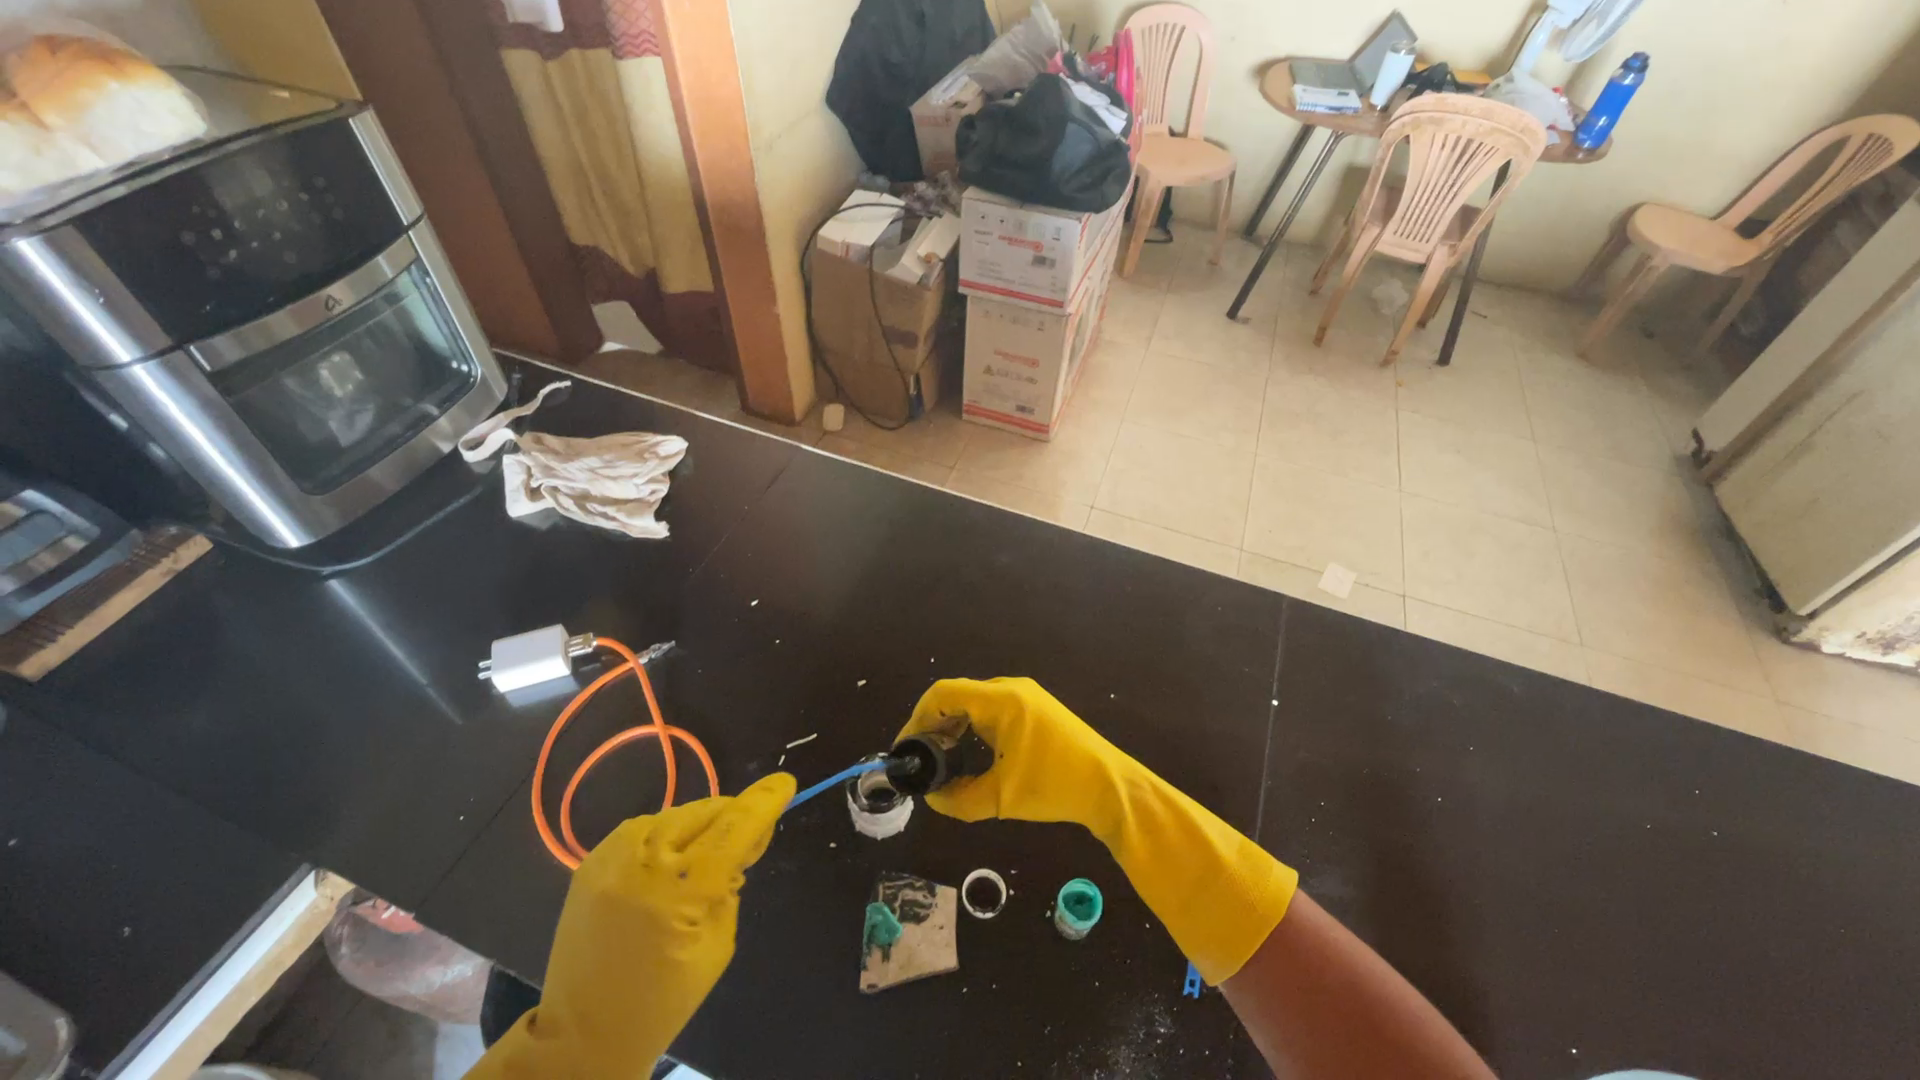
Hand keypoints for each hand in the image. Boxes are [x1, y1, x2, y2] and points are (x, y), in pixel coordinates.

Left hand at [466, 772, 794, 1078]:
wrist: (583, 1032)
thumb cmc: (665, 999)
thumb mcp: (718, 944)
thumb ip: (732, 885)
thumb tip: (744, 843)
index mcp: (679, 890)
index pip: (734, 827)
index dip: (764, 802)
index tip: (786, 782)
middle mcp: (642, 861)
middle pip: (705, 812)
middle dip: (734, 816)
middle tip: (751, 841)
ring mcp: (610, 856)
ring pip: (675, 814)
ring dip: (701, 825)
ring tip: (707, 855)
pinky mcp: (590, 860)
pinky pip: (644, 827)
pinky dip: (667, 834)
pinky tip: (670, 861)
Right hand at [897, 678, 1294, 985]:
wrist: (1110, 787)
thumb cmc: (1055, 788)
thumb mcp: (1000, 799)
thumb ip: (958, 798)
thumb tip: (931, 799)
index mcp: (1001, 700)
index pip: (943, 693)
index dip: (917, 718)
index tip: (907, 749)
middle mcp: (1011, 689)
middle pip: (957, 696)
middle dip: (933, 725)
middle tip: (921, 759)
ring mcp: (1027, 697)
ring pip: (975, 703)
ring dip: (954, 727)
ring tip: (941, 759)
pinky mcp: (1036, 710)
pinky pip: (993, 710)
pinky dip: (975, 728)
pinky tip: (971, 754)